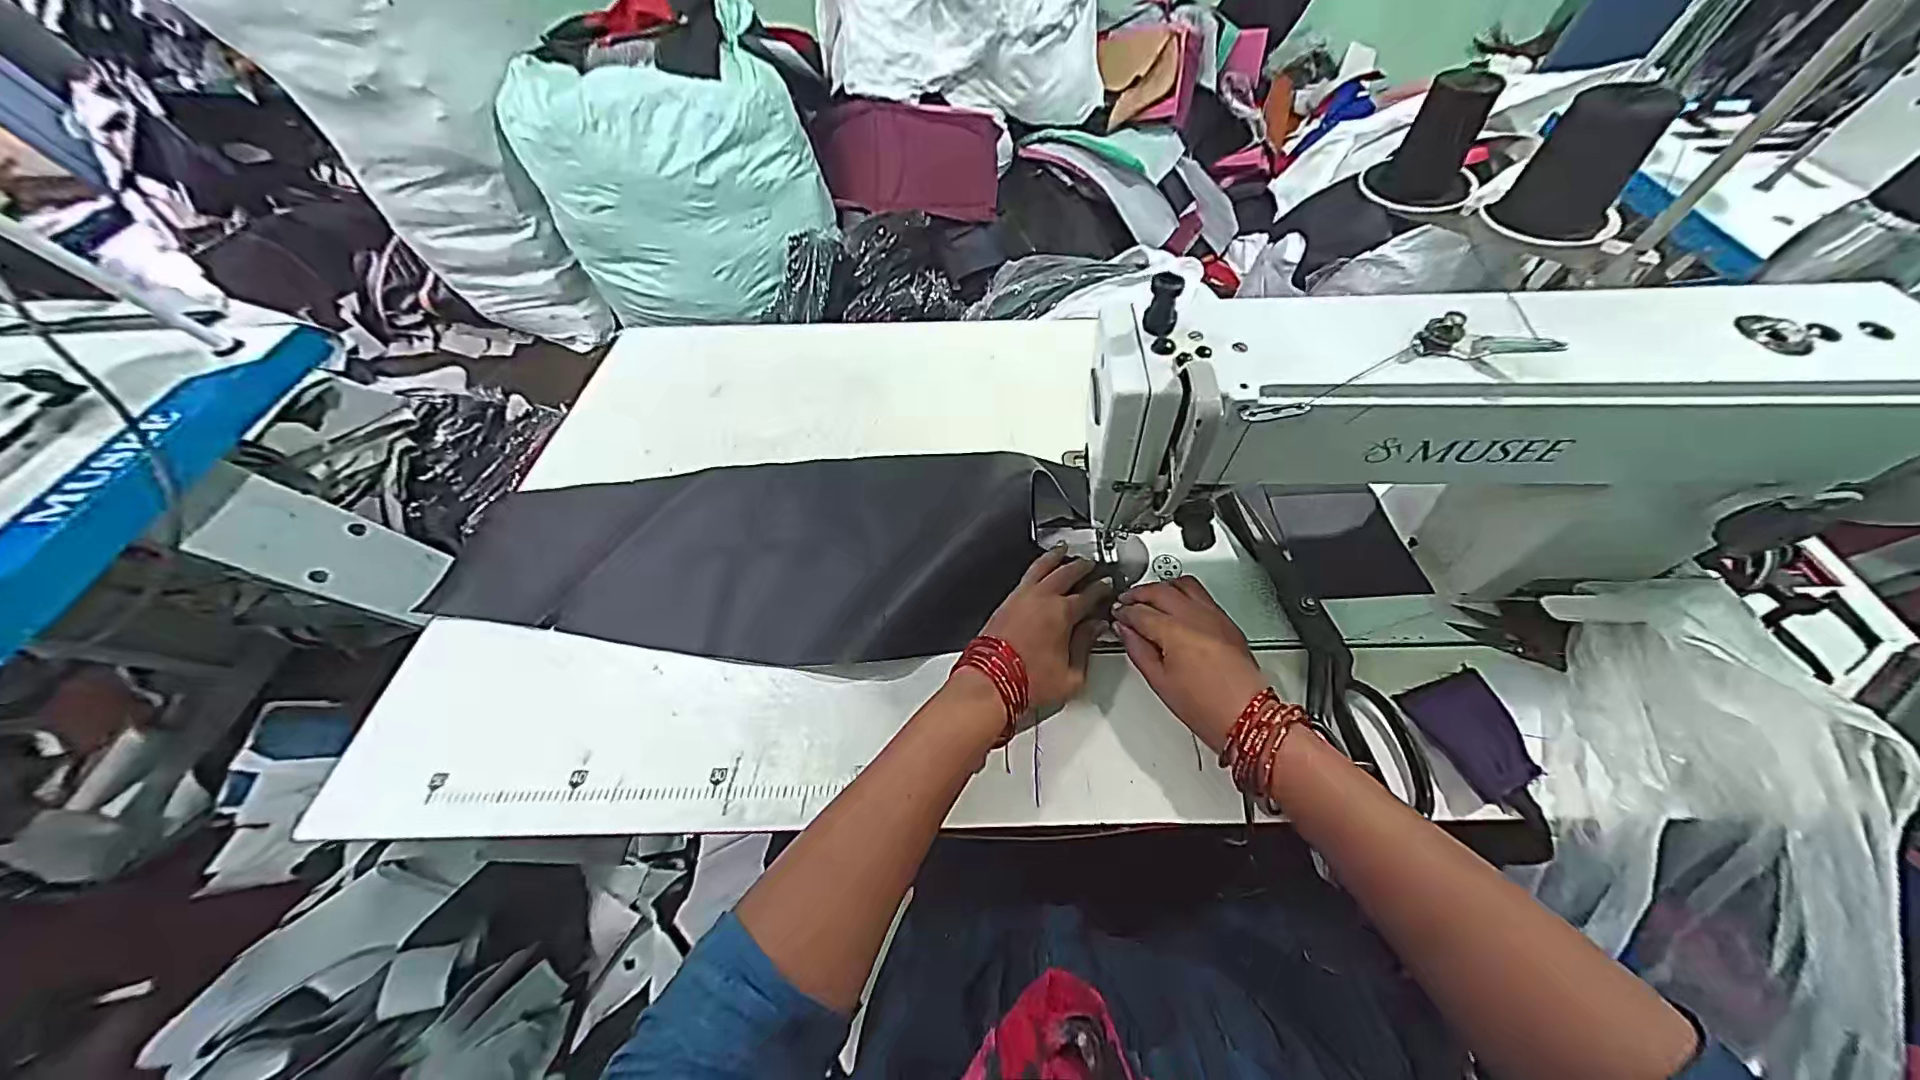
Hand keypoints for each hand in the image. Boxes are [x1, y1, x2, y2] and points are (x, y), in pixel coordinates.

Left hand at [973, 547, 1111, 712]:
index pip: (1089, 595)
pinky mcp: (1006, 602)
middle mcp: (1042, 599)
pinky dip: (1036, 567)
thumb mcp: (1072, 674)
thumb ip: (1085, 646)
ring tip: (1064, 551)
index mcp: (1063, 613)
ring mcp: (1021, 597)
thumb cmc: (1026, 680)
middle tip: (1091, 565)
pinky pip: (1026, 575)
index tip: (1106, 587)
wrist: (991, 681)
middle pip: (1068, 572)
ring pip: (1042, 566)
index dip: (1101, 589)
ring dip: (1057, 557)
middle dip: (1083, 567)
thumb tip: (1093, 630)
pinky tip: (1038, 569)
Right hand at [1113, 576, 1268, 751]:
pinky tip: (1175, 603)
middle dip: (1137, 594)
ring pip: (1183, 584)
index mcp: (1175, 632)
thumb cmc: (1208, 707)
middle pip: (1159, 590)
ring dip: (1162, 587)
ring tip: (1149, 597)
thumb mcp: (1159, 681)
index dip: (1123, 611)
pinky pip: (1201, 594)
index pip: (1140, 611)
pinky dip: (1183, 592)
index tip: (1117, 615)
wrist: (1247, 716)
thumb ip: (1138, 650)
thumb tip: (1126, 632)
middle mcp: (1196, 617)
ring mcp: (1214, 616)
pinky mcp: (1227, 621)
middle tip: (1125, 601)